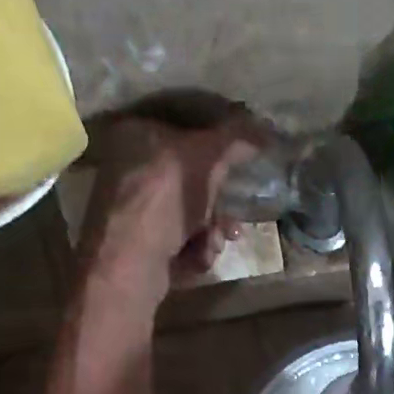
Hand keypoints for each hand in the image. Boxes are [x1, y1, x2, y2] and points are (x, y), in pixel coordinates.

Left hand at [77, 111, 261, 312]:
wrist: (129, 263)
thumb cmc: (164, 199)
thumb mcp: (205, 158)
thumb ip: (236, 139)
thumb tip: (265, 129)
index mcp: (136, 136)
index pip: (186, 133)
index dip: (216, 152)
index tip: (237, 173)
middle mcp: (130, 170)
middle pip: (192, 182)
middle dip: (217, 207)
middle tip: (230, 222)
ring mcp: (133, 211)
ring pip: (190, 217)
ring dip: (211, 233)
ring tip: (212, 244)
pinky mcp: (139, 247)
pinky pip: (179, 242)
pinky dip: (194, 251)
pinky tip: (198, 258)